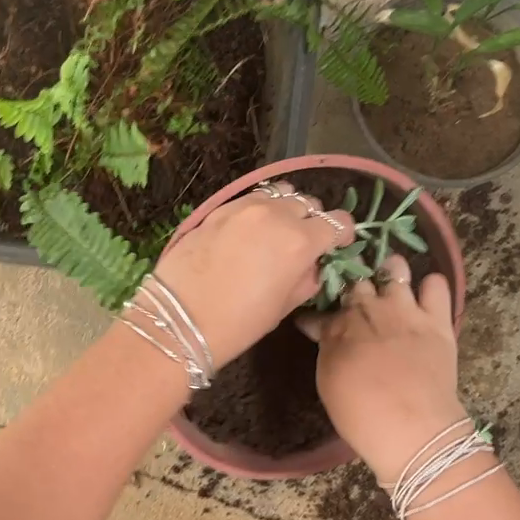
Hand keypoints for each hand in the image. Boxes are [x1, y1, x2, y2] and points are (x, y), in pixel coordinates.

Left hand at [151, 182, 354, 365]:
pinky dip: (259, 210)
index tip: (336, 246)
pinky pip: (251, 200)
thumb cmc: (237, 324)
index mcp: (300, 242)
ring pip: (280, 195)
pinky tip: (249, 231)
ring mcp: (244, 208)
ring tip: (275, 232)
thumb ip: (306, 279)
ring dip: (285, 210)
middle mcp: (276, 215)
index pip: (337, 223)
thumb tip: (312, 265)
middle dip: (312, 222)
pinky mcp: (219, 209)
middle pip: (308, 205)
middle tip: (302, 244)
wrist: (178, 320)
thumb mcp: (283, 308)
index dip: (341, 235)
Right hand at [300, 256, 465, 483]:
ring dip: (389, 273)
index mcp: (337, 327)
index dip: (316, 313)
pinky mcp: (437, 317)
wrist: (411, 427)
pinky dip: (430, 285)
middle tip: (356, 297)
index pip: (319, 310)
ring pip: (394, 269)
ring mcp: (405, 309)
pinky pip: (436, 284)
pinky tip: (425, 297)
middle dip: (353, 284)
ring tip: (390, 283)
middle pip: (356, 282)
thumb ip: (326, 349)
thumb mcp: (328, 383)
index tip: (315, 320)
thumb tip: (321, 329)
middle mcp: (369, 309)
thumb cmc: (361, 414)